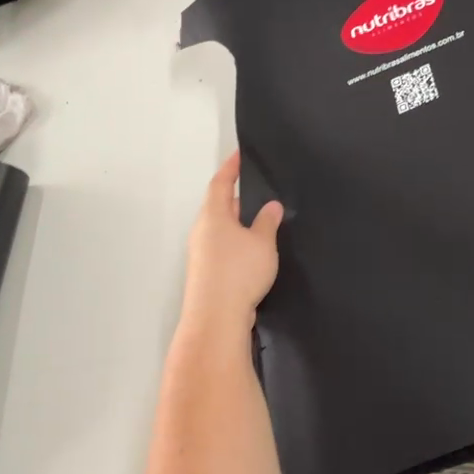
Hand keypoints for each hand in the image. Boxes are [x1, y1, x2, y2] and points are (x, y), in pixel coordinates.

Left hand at [180, 151, 284, 333]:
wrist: (216, 318)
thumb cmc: (238, 271)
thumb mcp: (262, 242)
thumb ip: (267, 221)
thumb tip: (271, 206)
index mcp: (212, 217)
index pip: (220, 183)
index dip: (231, 168)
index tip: (240, 155)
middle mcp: (203, 232)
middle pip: (220, 207)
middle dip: (239, 198)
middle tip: (262, 191)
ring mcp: (203, 254)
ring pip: (223, 229)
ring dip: (241, 224)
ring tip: (266, 220)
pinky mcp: (208, 273)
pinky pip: (225, 247)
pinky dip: (240, 242)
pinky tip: (258, 250)